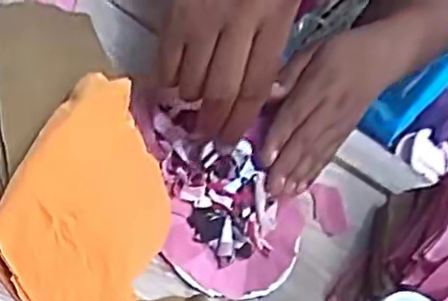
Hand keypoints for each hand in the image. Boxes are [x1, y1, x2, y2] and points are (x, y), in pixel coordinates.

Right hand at [156, 0, 300, 143]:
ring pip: (191, 85)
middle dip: (213, 123)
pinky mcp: (175, 16)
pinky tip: (176, 82)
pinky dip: (169, 81)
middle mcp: (238, 21)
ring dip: (191, 100)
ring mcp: (202, 19)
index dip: (242, 121)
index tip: (232, 141)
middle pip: (220, 95)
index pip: (256, 87)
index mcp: (274, 12)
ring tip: (194, 103)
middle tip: (208, 136)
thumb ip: (280, 24)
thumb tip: (269, 80)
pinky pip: (167, 65)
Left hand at [260, 24, 411, 195]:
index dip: (279, 138)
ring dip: (298, 175)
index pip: (295, 113)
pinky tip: (300, 189)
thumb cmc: (336, 55)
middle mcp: (330, 107)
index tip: (264, 159)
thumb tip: (268, 94)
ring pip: (316, 152)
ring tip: (282, 194)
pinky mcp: (343, 136)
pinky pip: (327, 156)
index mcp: (320, 83)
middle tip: (270, 187)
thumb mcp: (312, 53)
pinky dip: (313, 174)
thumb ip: (288, 74)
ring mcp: (338, 124)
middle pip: (305, 139)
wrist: (381, 57)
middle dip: (286, 165)